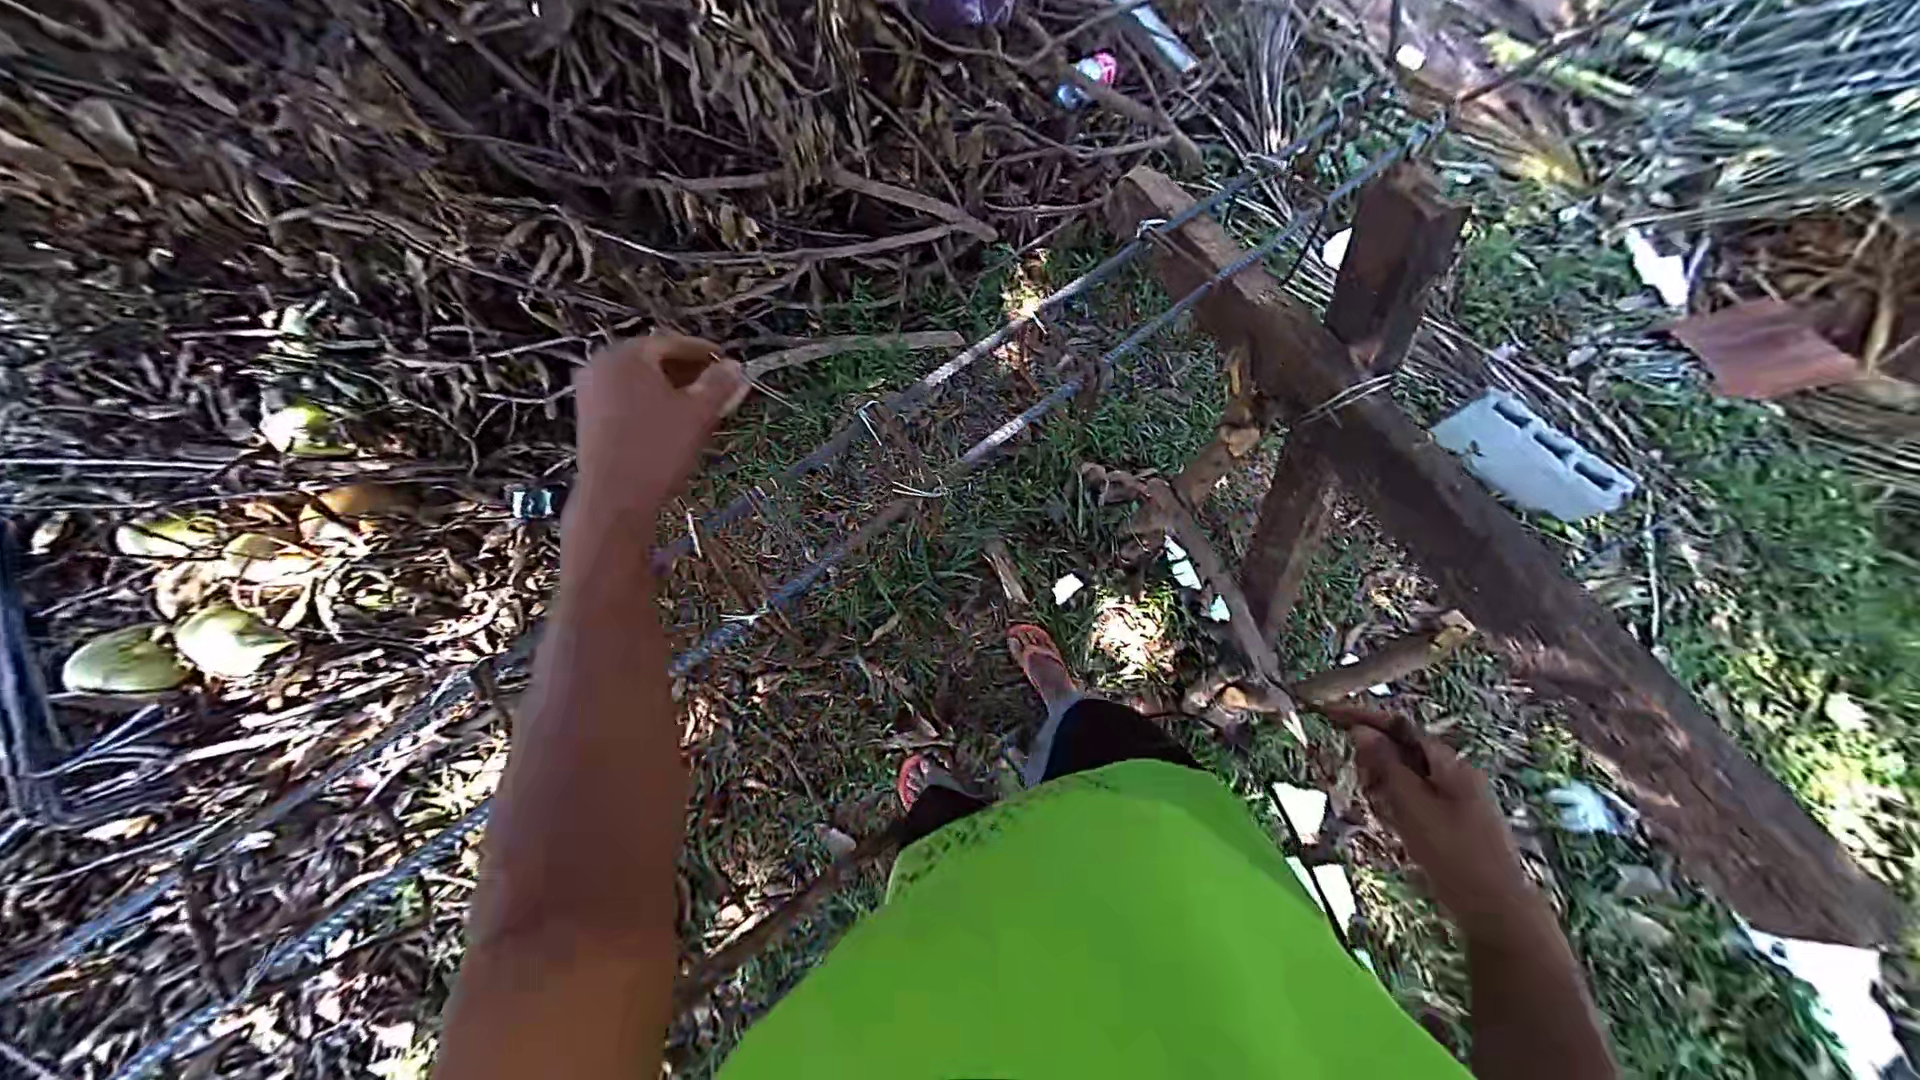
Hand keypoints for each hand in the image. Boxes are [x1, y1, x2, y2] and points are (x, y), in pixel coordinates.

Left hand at [571, 335, 747, 519]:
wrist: (615, 496)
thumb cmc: (659, 447)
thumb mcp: (698, 413)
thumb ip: (720, 384)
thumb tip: (736, 366)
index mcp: (627, 355)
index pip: (671, 342)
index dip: (703, 351)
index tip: (727, 362)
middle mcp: (602, 364)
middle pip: (653, 359)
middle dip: (688, 371)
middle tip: (717, 384)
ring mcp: (591, 391)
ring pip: (640, 380)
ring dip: (671, 388)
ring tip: (699, 405)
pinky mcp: (589, 417)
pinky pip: (627, 397)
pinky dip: (652, 402)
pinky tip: (672, 420)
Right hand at [1350, 721, 1540, 935]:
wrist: (1497, 913)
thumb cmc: (1453, 853)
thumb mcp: (1411, 804)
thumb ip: (1385, 763)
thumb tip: (1360, 730)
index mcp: (1450, 763)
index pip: (1399, 725)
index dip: (1362, 716)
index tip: (1328, 713)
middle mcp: (1453, 773)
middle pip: (1400, 748)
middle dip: (1373, 759)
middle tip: (1362, 783)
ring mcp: (1453, 796)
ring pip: (1402, 774)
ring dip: (1382, 783)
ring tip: (1379, 810)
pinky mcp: (1449, 819)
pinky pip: (1411, 796)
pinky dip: (1394, 802)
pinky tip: (1391, 824)